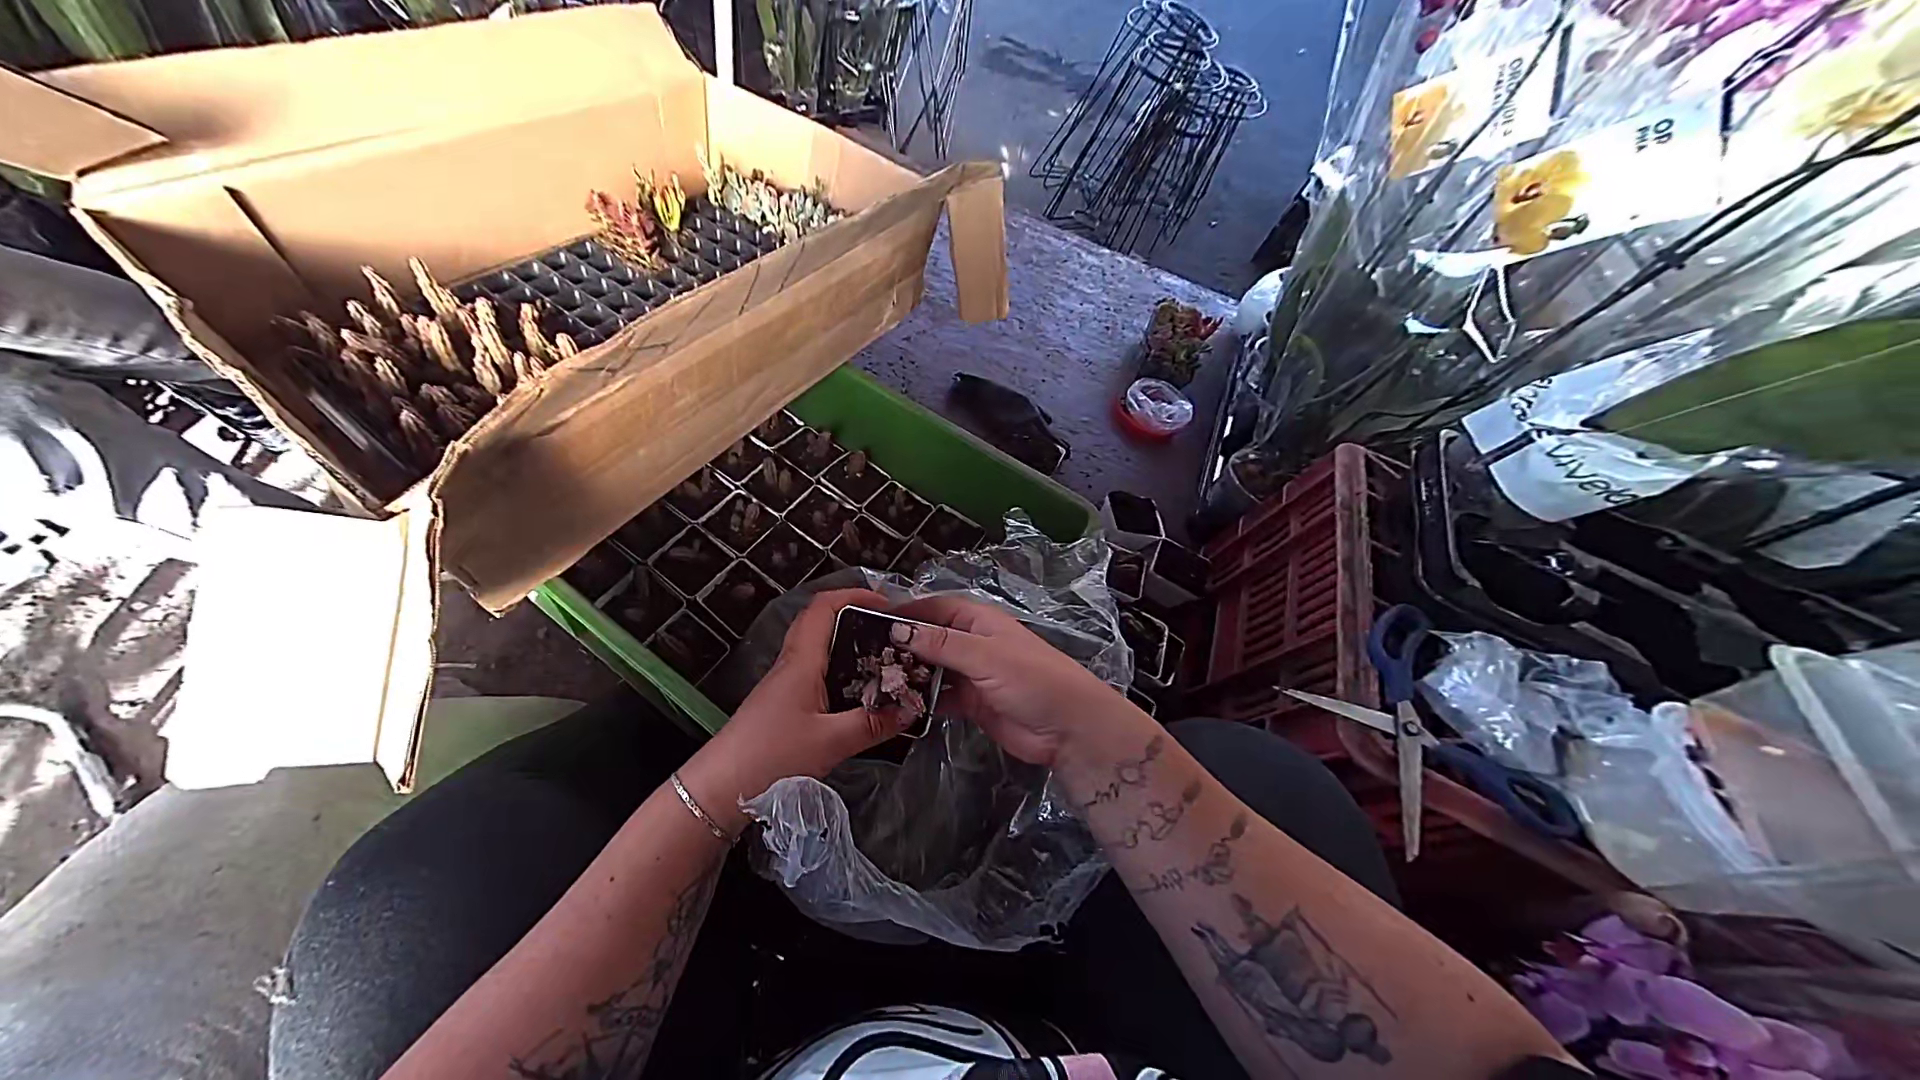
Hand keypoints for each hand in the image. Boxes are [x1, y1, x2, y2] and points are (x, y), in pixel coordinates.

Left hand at [678, 588, 912, 832]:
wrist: (719, 790)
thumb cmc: (771, 757)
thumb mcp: (831, 742)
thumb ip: (873, 724)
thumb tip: (911, 709)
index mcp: (801, 662)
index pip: (823, 607)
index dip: (854, 595)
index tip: (886, 603)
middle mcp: (791, 664)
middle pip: (821, 621)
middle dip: (856, 616)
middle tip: (889, 629)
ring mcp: (785, 684)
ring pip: (818, 647)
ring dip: (848, 643)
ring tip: (882, 656)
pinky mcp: (784, 703)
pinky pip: (816, 672)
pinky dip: (840, 669)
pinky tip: (858, 692)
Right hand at [888, 595, 1142, 767]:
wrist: (1069, 729)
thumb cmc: (1033, 679)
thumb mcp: (986, 655)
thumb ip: (942, 643)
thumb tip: (899, 629)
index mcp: (979, 621)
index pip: (935, 608)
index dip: (907, 612)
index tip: (871, 621)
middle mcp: (973, 643)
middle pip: (931, 638)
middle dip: (903, 645)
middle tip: (864, 656)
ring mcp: (973, 675)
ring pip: (933, 669)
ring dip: (910, 673)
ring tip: (874, 680)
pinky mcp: (973, 704)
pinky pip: (940, 696)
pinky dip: (922, 699)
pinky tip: (898, 704)